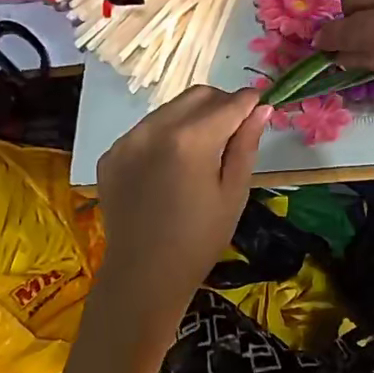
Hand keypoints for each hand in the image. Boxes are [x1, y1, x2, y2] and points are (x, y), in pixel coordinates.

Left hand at [95, 85, 268, 314]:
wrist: (143, 277)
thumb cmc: (200, 240)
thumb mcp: (234, 193)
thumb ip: (247, 144)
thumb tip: (262, 108)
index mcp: (190, 140)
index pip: (229, 103)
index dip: (250, 101)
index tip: (261, 106)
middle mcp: (154, 129)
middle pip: (198, 95)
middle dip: (221, 104)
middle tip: (234, 130)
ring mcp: (127, 140)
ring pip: (170, 109)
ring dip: (193, 117)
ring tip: (202, 150)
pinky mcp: (111, 154)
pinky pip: (146, 129)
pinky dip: (166, 135)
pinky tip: (171, 167)